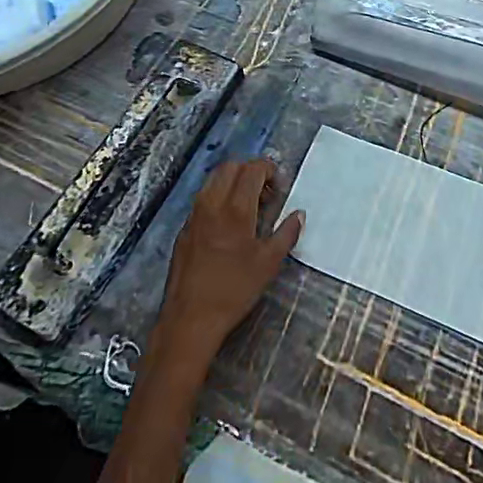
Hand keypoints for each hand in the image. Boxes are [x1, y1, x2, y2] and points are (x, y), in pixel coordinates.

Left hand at [155, 159, 302, 360]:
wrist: (190, 317)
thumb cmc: (234, 290)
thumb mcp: (268, 264)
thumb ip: (286, 234)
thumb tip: (299, 214)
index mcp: (235, 208)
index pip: (252, 169)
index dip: (268, 169)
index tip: (279, 185)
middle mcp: (212, 203)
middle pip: (230, 166)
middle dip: (250, 170)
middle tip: (265, 191)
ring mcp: (194, 214)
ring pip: (213, 179)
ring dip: (233, 181)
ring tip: (248, 205)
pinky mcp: (184, 228)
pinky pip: (202, 198)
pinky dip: (218, 197)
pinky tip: (228, 223)